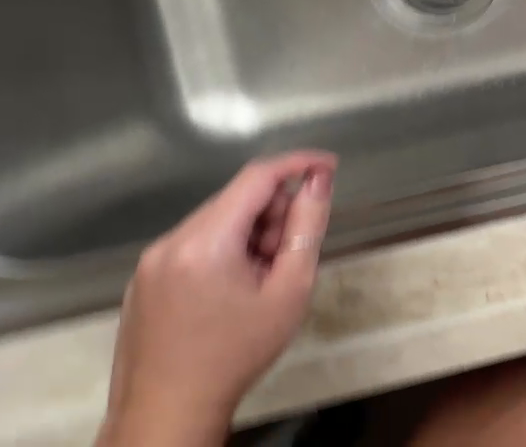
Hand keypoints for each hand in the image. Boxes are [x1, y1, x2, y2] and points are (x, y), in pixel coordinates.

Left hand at [97, 152, 336, 446]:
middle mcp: (168, 244)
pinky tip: (239, 285)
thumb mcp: (291, 285)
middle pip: (237, 198)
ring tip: (268, 274)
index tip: (332, 168)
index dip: (300, 163)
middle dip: (276, 210)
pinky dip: (229, 247)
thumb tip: (319, 179)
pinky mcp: (144, 281)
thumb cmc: (239, 349)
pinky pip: (197, 243)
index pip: (256, 177)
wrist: (167, 412)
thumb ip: (307, 225)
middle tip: (296, 248)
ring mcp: (150, 264)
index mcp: (204, 242)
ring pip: (218, 220)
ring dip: (254, 231)